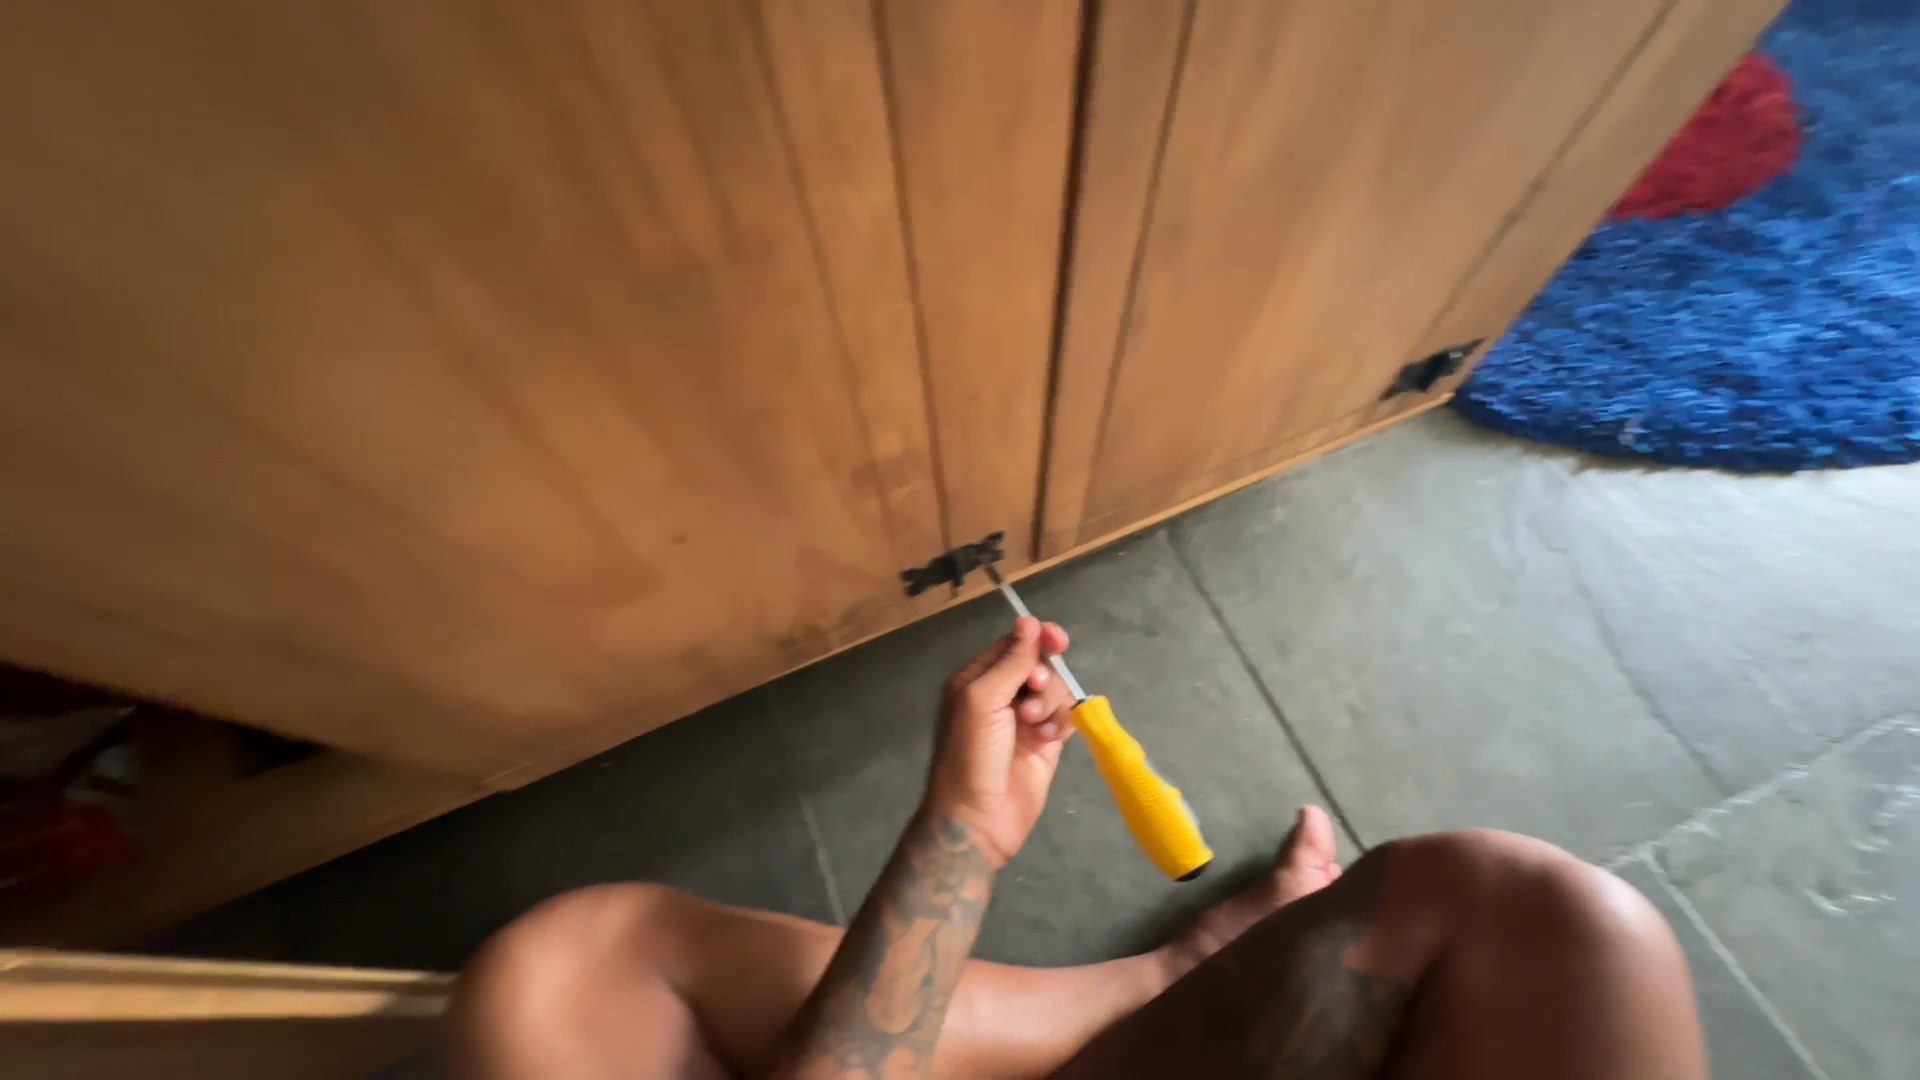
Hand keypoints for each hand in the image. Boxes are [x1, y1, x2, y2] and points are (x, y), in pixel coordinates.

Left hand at [924, 616, 1075, 867]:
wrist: (977, 820)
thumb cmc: (970, 754)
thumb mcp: (983, 699)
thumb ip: (1011, 660)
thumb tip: (1029, 621)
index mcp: (976, 680)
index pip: (1012, 645)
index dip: (1036, 639)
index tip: (1057, 639)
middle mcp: (1001, 696)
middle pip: (1038, 665)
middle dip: (1043, 675)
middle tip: (1036, 691)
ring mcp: (1025, 721)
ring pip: (1055, 691)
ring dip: (1050, 702)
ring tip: (1035, 725)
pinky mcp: (1045, 744)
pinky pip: (1065, 718)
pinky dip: (1060, 723)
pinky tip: (1047, 739)